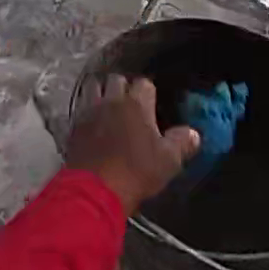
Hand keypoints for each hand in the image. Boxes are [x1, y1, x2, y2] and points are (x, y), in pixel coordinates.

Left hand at [66, 75, 199, 211]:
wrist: (94, 191)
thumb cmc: (135, 173)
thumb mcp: (167, 161)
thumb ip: (181, 143)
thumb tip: (194, 133)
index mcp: (137, 103)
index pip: (144, 83)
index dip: (149, 92)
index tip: (152, 104)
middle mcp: (113, 100)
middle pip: (117, 79)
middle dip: (123, 86)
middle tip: (129, 102)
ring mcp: (90, 110)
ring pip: (94, 86)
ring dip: (101, 91)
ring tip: (107, 104)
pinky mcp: (74, 125)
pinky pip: (80, 106)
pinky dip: (86, 109)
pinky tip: (91, 120)